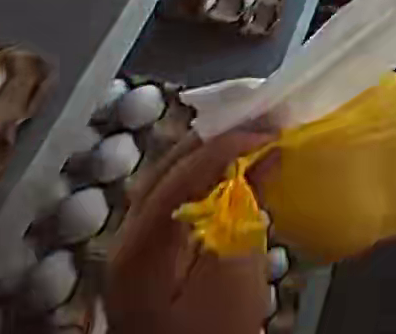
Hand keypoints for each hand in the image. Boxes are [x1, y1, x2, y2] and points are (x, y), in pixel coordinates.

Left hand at [105, 127, 278, 333]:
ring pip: (168, 179)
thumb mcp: (238, 273)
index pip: (182, 173)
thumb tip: (265, 152)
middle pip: (166, 169)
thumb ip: (246, 206)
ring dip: (210, 153)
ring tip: (251, 137)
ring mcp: (132, 251)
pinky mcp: (147, 259)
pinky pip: (173, 198)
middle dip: (216, 138)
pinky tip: (233, 171)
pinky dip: (204, 175)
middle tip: (261, 121)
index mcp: (139, 248)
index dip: (228, 143)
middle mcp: (125, 242)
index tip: (270, 129)